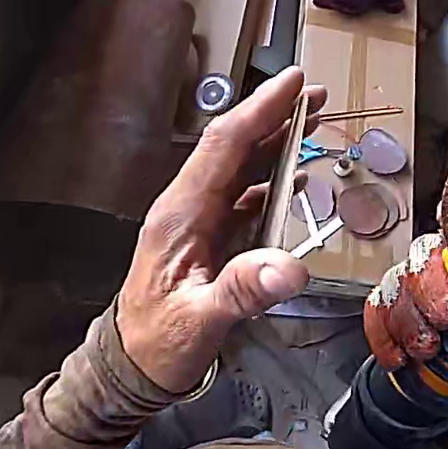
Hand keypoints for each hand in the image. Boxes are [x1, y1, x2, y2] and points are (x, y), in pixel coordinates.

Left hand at [116, 67, 325, 391]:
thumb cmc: (157, 345)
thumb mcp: (199, 321)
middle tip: (315, 95)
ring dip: (275, 147)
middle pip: (234, 149)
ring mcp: (197, 225)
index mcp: (180, 215)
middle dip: (274, 117)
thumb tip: (291, 268)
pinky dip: (271, 186)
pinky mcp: (207, 242)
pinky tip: (294, 183)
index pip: (224, 146)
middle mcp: (187, 209)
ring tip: (312, 127)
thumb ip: (242, 291)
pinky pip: (242, 202)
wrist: (131, 367)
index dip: (260, 110)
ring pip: (240, 171)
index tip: (293, 81)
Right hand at [363, 232, 447, 371]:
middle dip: (428, 290)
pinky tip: (397, 358)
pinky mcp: (393, 306)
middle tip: (446, 321)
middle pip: (421, 256)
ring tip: (426, 349)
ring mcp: (413, 281)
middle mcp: (442, 260)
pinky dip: (382, 336)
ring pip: (395, 286)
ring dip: (406, 321)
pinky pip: (377, 312)